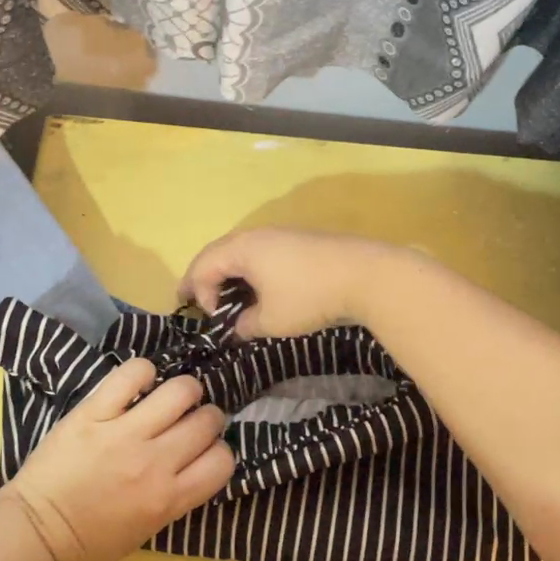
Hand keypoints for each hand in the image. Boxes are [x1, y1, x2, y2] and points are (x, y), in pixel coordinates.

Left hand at [0, 358, 233, 560]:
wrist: (37, 530)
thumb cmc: (93, 538)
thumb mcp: (150, 528)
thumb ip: (179, 494)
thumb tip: (199, 457)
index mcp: (169, 497)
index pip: (223, 460)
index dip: (219, 450)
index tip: (204, 449)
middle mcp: (154, 463)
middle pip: (207, 422)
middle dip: (206, 417)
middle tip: (189, 420)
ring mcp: (123, 434)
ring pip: (180, 391)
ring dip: (185, 390)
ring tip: (171, 397)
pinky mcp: (93, 412)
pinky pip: (132, 374)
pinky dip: (143, 372)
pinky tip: (140, 383)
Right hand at [179, 228, 406, 337]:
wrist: (365, 275)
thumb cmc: (309, 297)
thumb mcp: (272, 321)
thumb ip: (246, 324)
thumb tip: (238, 326)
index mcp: (242, 248)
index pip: (204, 266)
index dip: (198, 292)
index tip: (210, 319)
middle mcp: (257, 235)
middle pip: (220, 252)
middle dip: (206, 276)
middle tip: (195, 297)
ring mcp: (281, 235)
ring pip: (243, 251)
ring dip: (231, 272)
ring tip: (228, 295)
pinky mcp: (301, 242)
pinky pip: (263, 253)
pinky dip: (252, 270)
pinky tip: (261, 288)